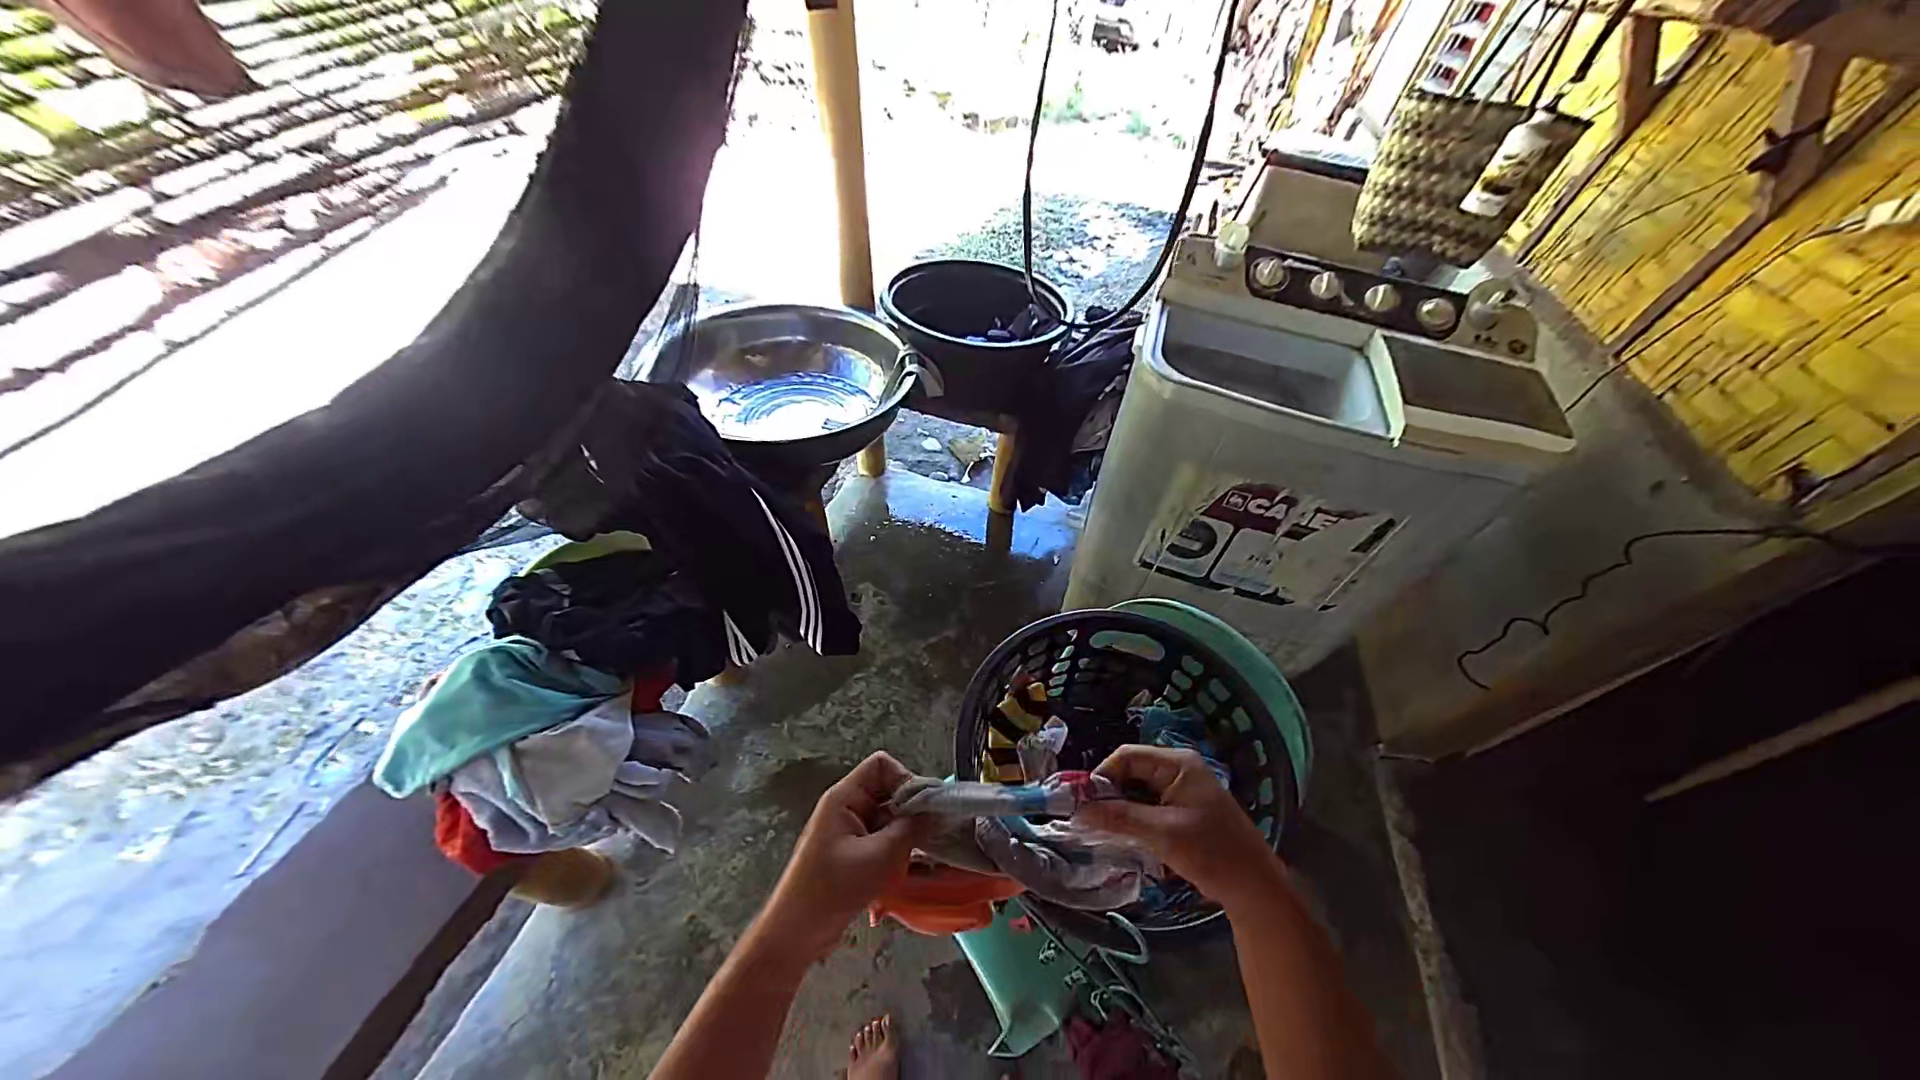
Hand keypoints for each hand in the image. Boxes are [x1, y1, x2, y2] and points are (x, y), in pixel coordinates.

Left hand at [759, 752, 927, 960]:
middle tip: (926, 835)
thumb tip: (933, 812)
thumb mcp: (881, 855)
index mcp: (845, 797)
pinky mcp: (852, 852)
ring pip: (888, 817)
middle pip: (888, 791)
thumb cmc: (833, 888)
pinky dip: (895, 851)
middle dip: (909, 812)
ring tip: (915, 858)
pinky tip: (902, 872)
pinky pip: (882, 839)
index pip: (882, 765)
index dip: (905, 779)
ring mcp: (849, 830)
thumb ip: (911, 828)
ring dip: (904, 835)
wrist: (797, 932)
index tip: (923, 808)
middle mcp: (846, 807)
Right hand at [1073, 744, 1283, 909]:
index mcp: (1177, 764)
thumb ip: (1119, 818)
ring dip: (1122, 807)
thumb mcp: (1162, 834)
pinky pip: (1149, 804)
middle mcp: (1179, 769)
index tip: (1086, 803)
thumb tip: (1079, 809)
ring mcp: (1183, 788)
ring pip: (1138, 789)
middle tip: (1093, 819)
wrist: (1255, 888)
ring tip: (1106, 829)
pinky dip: (1135, 817)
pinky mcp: (1184, 808)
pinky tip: (1127, 835)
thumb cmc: (1212, 854)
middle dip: (1111, 793)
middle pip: (1131, 771)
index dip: (1103, 776)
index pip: (1127, 756)